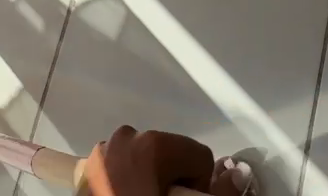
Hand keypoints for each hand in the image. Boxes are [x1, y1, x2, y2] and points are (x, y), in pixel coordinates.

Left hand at [82, 127, 219, 195]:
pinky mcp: (86, 167)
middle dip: (173, 180)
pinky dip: (127, 182)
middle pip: (169, 154)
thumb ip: (219, 194)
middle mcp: (125, 137)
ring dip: (149, 180)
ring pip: (143, 160)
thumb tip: (241, 173)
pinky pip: (119, 167)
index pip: (198, 154)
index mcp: (151, 144)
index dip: (199, 185)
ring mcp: (102, 150)